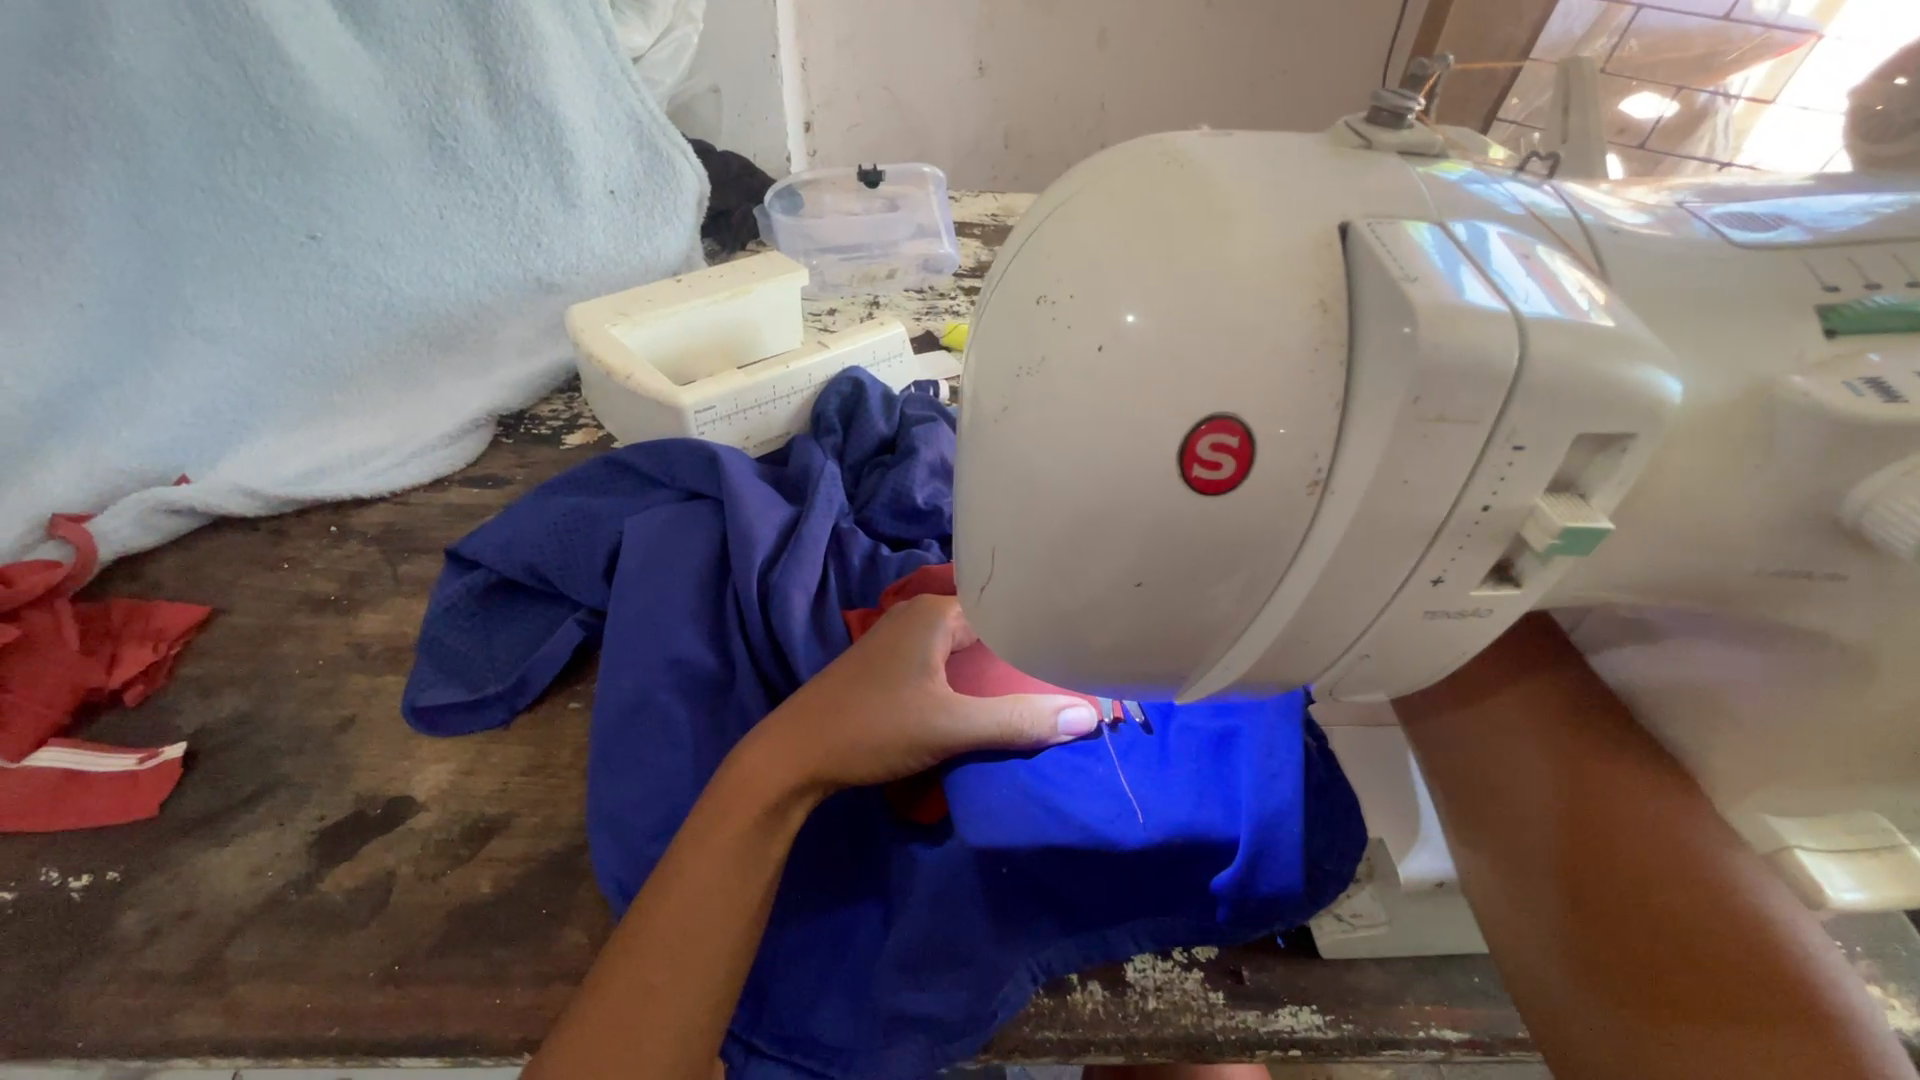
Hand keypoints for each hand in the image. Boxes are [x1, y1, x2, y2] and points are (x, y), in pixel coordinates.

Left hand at [740, 594, 1100, 794]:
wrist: (794, 757)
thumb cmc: (872, 729)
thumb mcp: (951, 726)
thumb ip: (1018, 721)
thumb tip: (1090, 717)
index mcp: (934, 614)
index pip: (1005, 604)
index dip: (1043, 624)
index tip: (1082, 642)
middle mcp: (918, 617)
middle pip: (988, 625)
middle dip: (1025, 648)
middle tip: (1074, 668)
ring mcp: (901, 643)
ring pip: (966, 647)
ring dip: (998, 667)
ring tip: (1046, 684)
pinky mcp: (891, 670)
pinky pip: (947, 664)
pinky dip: (972, 679)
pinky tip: (992, 700)